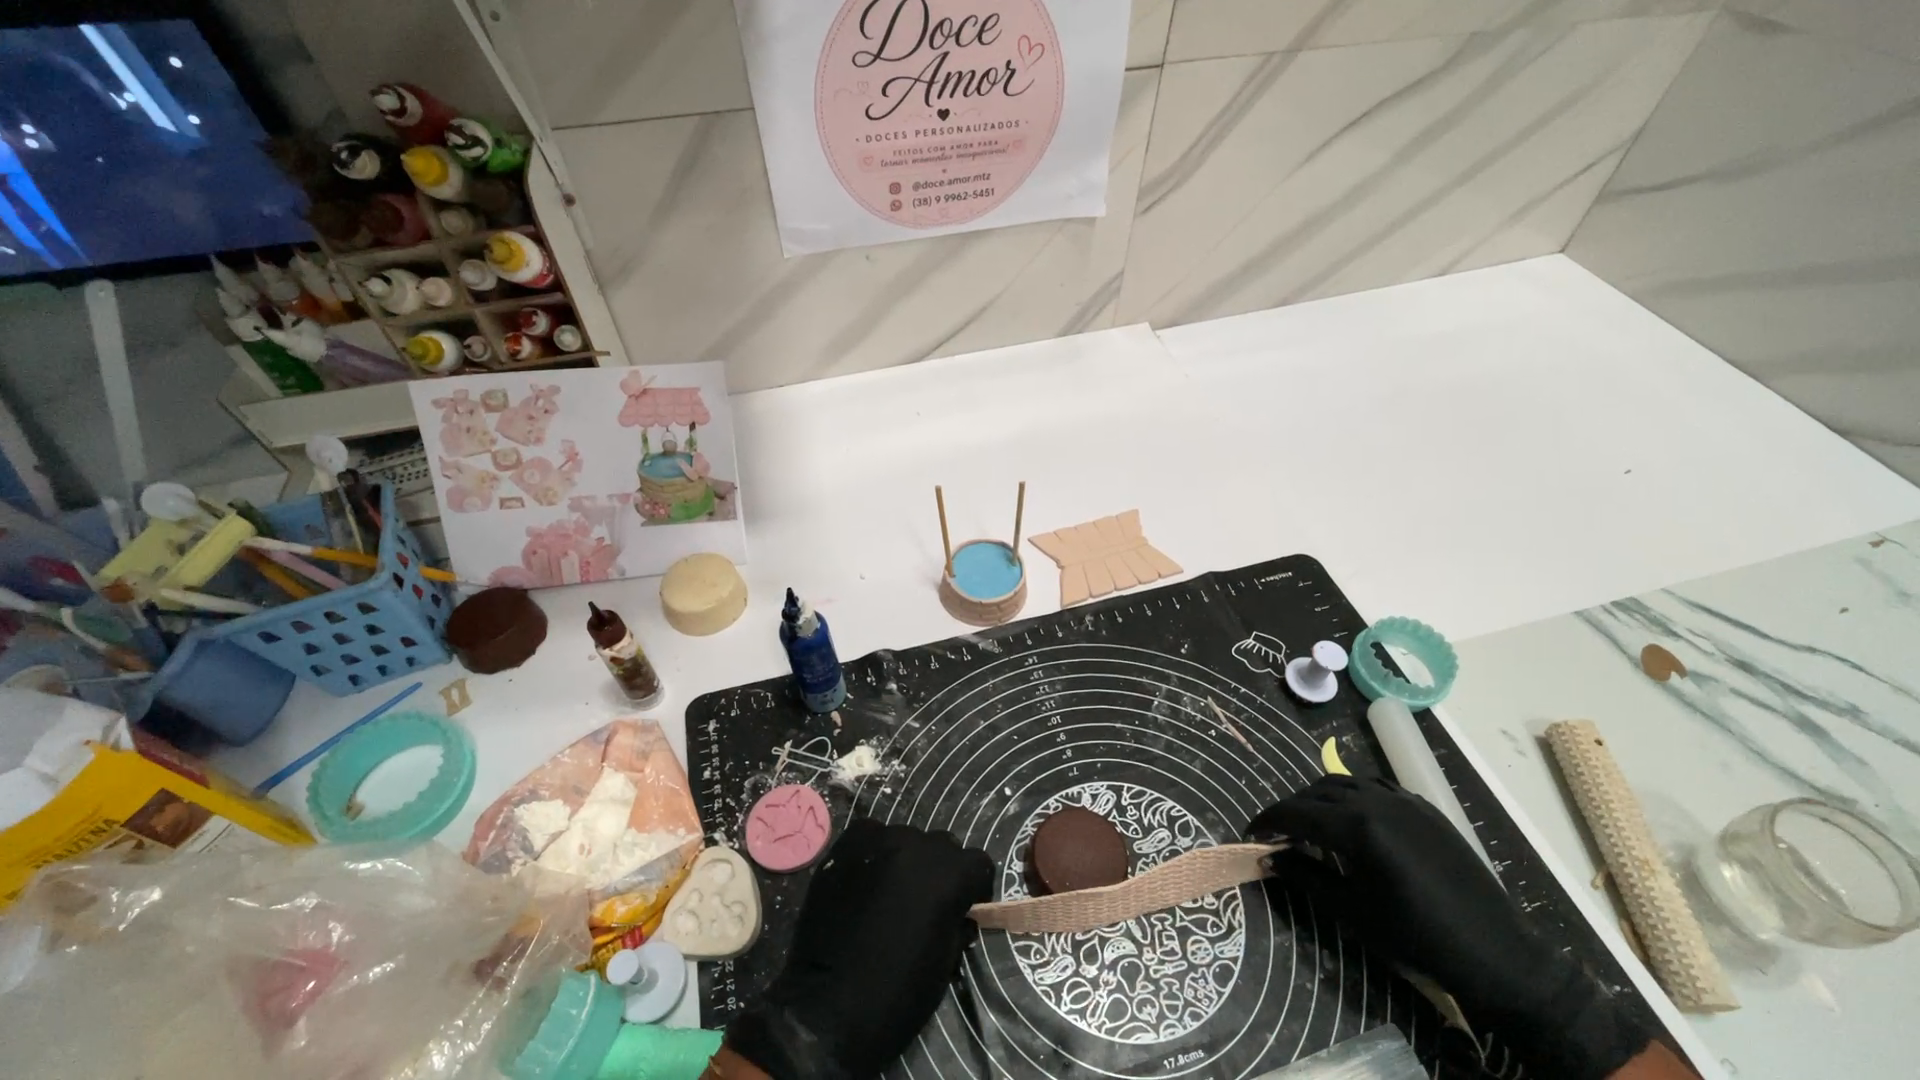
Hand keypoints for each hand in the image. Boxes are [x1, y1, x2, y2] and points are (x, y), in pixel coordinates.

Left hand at [725, 819, 993, 1079]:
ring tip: (891, 893)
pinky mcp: (844, 845)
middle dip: (941, 872)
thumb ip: (956, 919)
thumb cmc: (898, 993)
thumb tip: (956, 910)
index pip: (978, 863)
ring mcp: (877, 842)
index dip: (974, 888)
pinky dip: (875, 853)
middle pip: (943, 846)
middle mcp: (916, 847)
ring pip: (907, 839)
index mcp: (948, 876)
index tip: (962, 909)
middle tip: (925, 904)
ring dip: (907, 861)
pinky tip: (866, 882)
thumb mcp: (947, 959)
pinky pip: (872, 836)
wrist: (829, 1007)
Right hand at [1249, 775, 1652, 1079]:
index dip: (1268, 821)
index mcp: (1357, 826)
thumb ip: (1305, 878)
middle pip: (1318, 791)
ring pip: (1347, 783)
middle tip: (1278, 833)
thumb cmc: (1415, 936)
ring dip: (1321, 798)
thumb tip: (1270, 859)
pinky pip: (1377, 788)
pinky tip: (1353, 820)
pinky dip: (1353, 796)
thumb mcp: (1350, 911)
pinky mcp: (1426, 809)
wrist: (1495, 951)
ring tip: (1310, 824)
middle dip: (1292, 808)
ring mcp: (1405, 801)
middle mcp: (1378, 801)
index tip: (1250, 835)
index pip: (1296, 811)